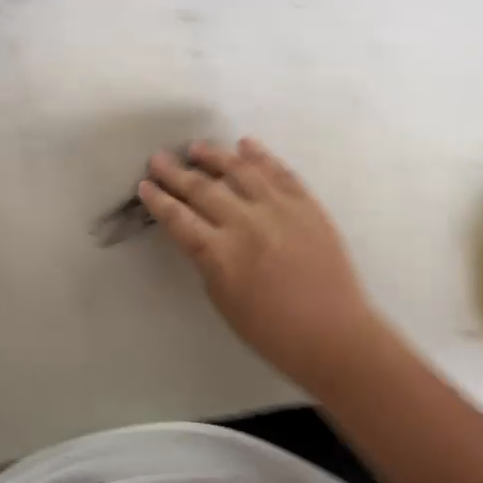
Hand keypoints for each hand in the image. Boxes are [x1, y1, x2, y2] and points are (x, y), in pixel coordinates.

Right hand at [140, 139, 388, 392]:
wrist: (337, 337)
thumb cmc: (273, 332)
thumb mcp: (223, 300)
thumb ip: (207, 261)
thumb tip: (197, 232)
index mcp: (221, 255)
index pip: (178, 218)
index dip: (158, 200)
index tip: (145, 186)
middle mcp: (246, 225)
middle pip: (202, 189)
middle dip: (175, 173)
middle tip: (158, 159)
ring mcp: (279, 210)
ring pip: (240, 170)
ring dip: (214, 155)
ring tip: (197, 147)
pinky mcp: (307, 206)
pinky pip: (280, 172)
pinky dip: (261, 156)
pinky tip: (245, 145)